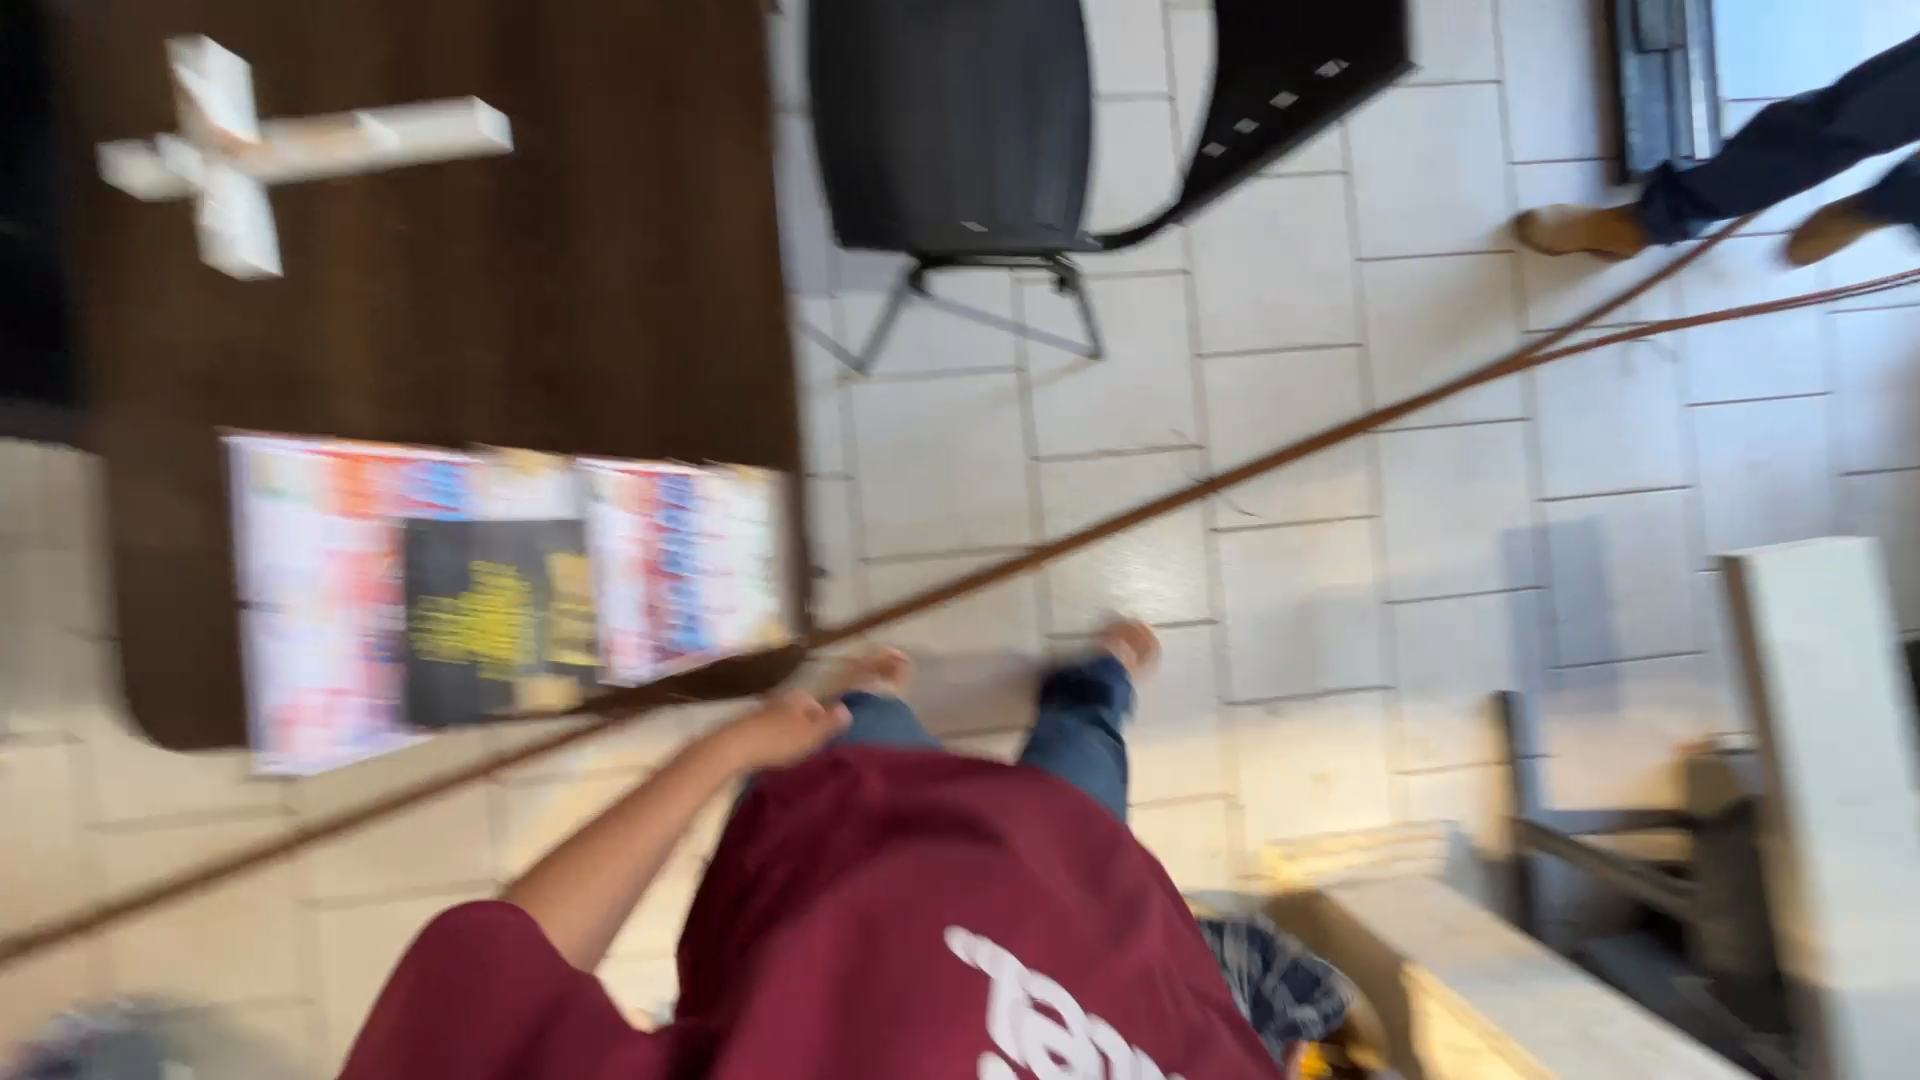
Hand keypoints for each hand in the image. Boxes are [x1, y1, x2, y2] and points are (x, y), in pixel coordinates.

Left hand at [712, 690, 850, 770]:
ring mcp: (761, 711)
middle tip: (808, 748)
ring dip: (787, 733)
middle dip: (805, 726)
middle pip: (800, 711)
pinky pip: (767, 730)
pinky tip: (770, 753)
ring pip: (783, 720)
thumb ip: (831, 722)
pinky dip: (772, 739)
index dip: (823, 721)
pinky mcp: (745, 725)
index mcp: (799, 698)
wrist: (733, 748)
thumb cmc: (778, 741)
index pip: (818, 705)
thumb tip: (848, 709)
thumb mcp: (812, 734)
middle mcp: (781, 699)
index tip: (823, 740)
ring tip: (790, 753)